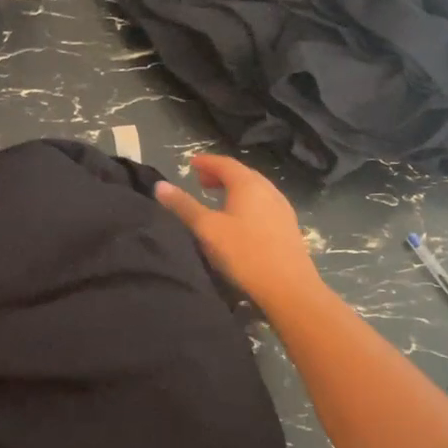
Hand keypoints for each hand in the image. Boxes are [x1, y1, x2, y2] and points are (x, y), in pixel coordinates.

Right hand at [155, 154, 319, 303]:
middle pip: (241, 174)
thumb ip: (184, 206)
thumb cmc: (244, 253)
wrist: (288, 286)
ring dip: (234, 188)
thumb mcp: (207, 229)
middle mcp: (268, 189)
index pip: (225, 163)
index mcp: (248, 184)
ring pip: (254, 189)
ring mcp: (281, 207)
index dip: (206, 161)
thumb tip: (159, 185)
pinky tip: (239, 219)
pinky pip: (262, 203)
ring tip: (217, 199)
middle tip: (200, 181)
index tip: (191, 163)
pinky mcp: (287, 225)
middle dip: (220, 174)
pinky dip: (246, 201)